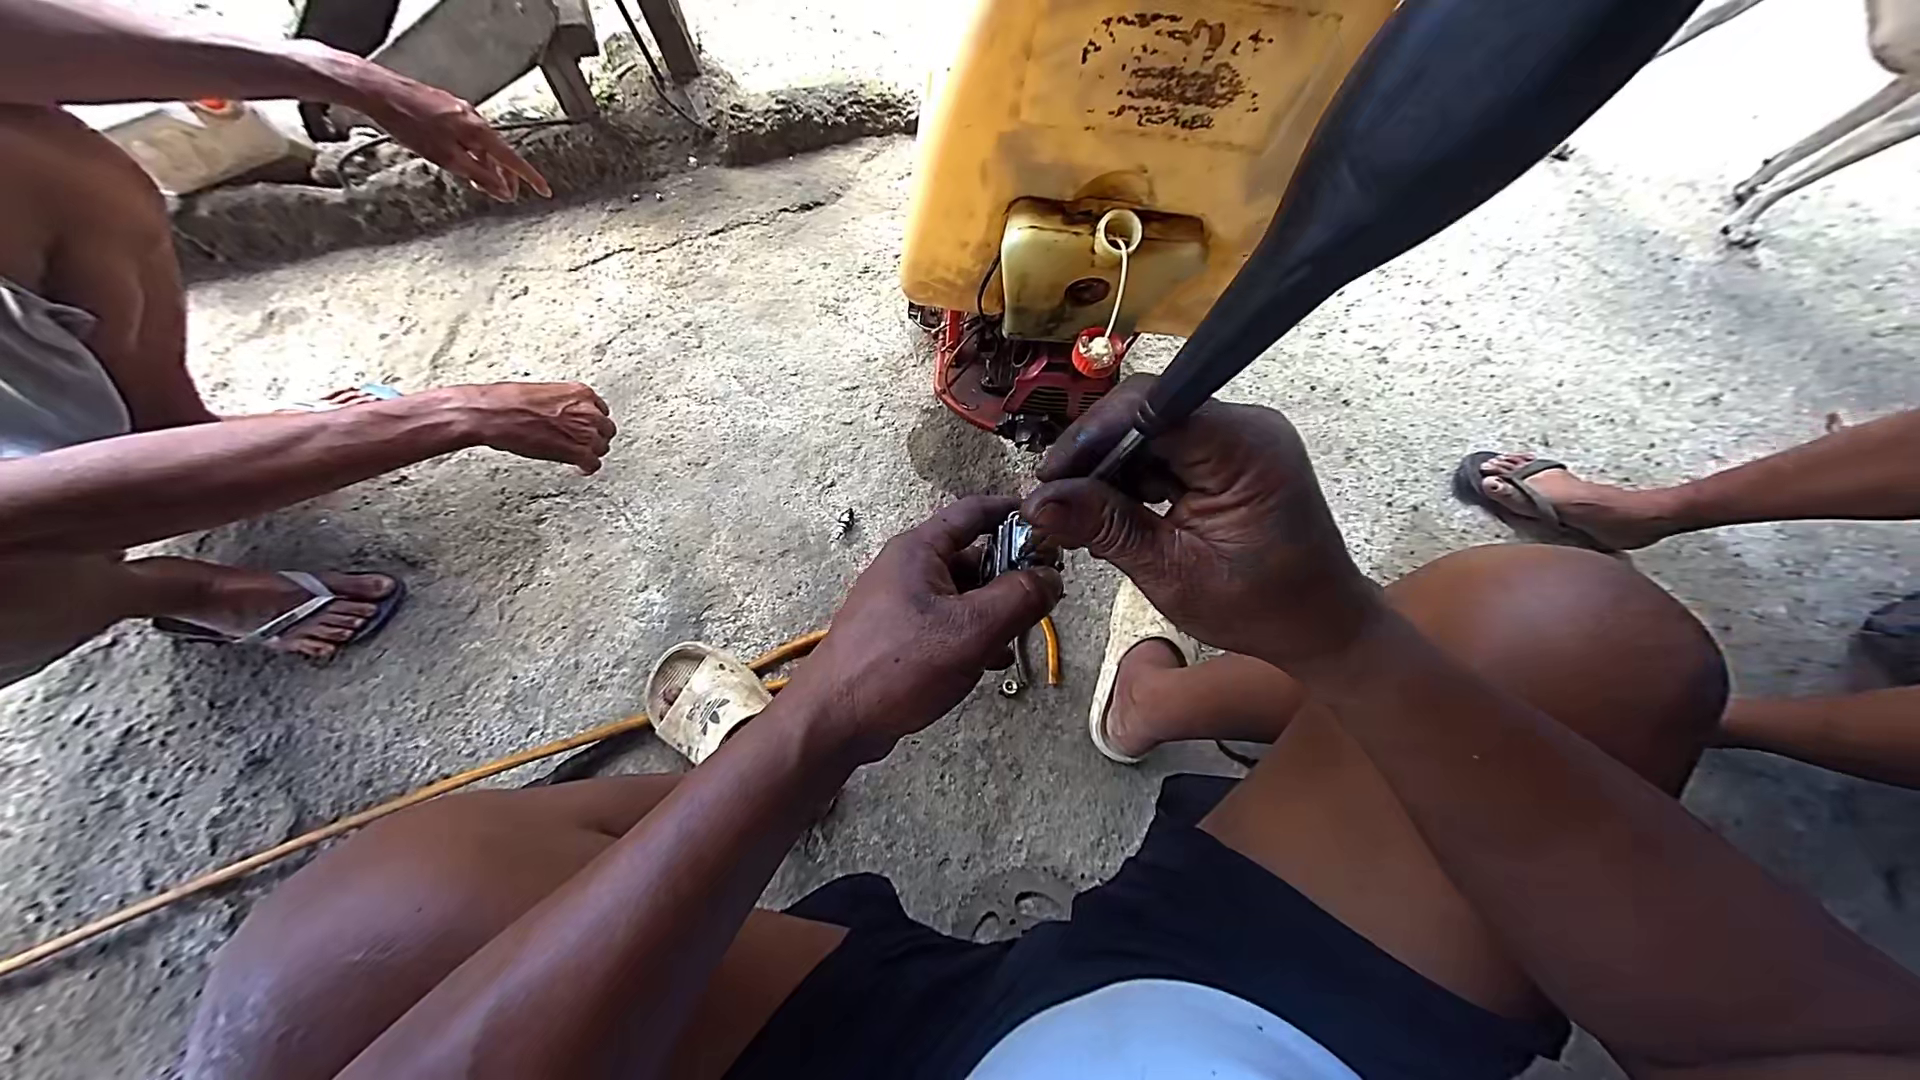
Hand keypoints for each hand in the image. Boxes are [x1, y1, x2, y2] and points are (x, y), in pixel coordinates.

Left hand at [300, 43, 551, 200]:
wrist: (373, 90)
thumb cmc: (408, 123)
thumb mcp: (448, 159)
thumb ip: (480, 177)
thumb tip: (503, 191)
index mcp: (480, 132)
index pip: (514, 160)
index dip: (531, 178)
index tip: (545, 191)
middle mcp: (474, 119)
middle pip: (500, 154)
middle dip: (504, 176)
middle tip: (503, 195)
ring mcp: (459, 111)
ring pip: (483, 146)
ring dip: (485, 165)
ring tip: (478, 182)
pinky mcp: (445, 108)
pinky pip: (468, 135)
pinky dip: (472, 152)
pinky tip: (462, 161)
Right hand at [444, 382, 615, 473]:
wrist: (489, 414)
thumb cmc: (506, 402)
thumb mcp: (545, 393)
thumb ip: (564, 404)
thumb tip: (565, 415)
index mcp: (581, 393)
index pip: (602, 411)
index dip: (593, 423)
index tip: (587, 428)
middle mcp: (588, 412)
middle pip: (605, 430)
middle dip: (595, 438)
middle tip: (583, 444)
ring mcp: (585, 432)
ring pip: (601, 448)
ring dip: (590, 453)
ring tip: (577, 456)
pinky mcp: (577, 451)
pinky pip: (593, 464)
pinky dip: (586, 468)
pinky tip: (578, 468)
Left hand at [785, 496, 1062, 763]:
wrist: (834, 721)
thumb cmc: (896, 667)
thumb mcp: (971, 630)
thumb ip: (1019, 598)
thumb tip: (1051, 578)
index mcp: (919, 551)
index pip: (973, 511)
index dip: (1012, 512)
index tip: (1046, 525)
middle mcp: (907, 569)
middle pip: (972, 556)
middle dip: (1009, 575)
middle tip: (1041, 596)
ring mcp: (900, 602)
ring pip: (962, 594)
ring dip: (993, 611)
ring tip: (1017, 635)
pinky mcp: (898, 634)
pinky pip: (945, 622)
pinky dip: (971, 634)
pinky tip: (989, 660)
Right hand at [1022, 375, 1381, 667]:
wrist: (1315, 622)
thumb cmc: (1263, 607)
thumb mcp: (1172, 573)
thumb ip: (1107, 529)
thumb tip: (1042, 502)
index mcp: (1245, 450)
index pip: (1151, 408)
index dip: (1092, 434)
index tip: (1053, 476)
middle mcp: (1244, 429)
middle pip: (1143, 414)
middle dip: (1094, 458)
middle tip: (1057, 503)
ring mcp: (1233, 440)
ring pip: (1144, 432)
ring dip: (1108, 472)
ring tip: (1087, 520)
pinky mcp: (1222, 456)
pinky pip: (1160, 450)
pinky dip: (1130, 481)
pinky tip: (1116, 515)